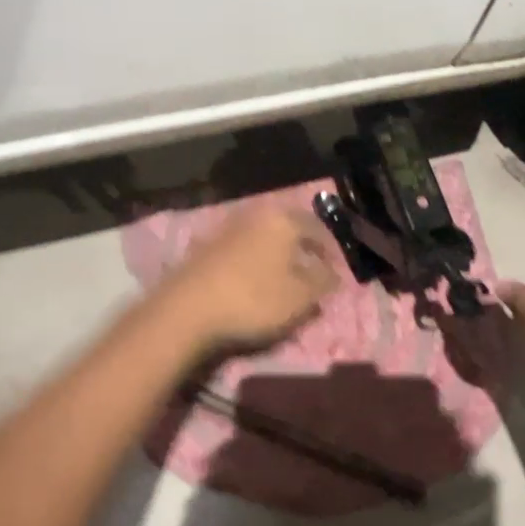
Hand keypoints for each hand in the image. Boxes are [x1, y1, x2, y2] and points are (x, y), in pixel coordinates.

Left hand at [158, 206, 341, 352]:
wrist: (187, 310)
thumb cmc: (254, 299)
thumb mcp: (301, 296)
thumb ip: (323, 281)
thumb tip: (333, 273)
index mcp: (283, 220)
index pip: (318, 229)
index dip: (331, 251)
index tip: (337, 272)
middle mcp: (255, 215)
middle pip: (289, 230)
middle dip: (303, 251)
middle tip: (313, 274)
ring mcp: (227, 229)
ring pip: (264, 240)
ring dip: (278, 257)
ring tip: (285, 282)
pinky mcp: (206, 247)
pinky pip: (243, 252)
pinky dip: (255, 264)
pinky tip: (255, 284)